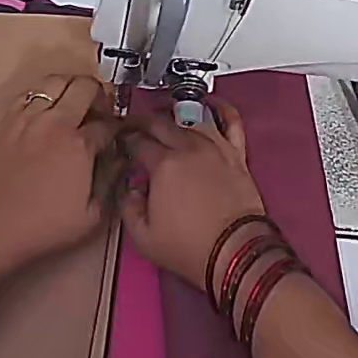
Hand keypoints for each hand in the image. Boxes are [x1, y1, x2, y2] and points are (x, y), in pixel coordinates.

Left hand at [0, 75, 122, 275]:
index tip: (118, 136)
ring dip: (73, 88)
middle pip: (86, 87)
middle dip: (101, 96)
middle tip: (101, 114)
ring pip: (56, 81)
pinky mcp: (7, 122)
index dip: (118, 128)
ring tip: (76, 105)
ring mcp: (27, 118)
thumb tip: (120, 158)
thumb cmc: (44, 227)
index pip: (108, 122)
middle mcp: (54, 123)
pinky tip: (46, 112)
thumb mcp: (91, 216)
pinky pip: (30, 93)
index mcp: (78, 145)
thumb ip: (111, 181)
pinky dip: (44, 94)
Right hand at [121, 101, 267, 291]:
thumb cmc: (192, 246)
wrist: (235, 252)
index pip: (137, 142)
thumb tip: (129, 191)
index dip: (125, 140)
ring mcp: (215, 148)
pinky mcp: (236, 155)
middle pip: (160, 123)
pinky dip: (222, 109)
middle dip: (142, 123)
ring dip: (173, 115)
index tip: (121, 144)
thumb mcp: (143, 236)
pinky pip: (231, 122)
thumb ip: (128, 207)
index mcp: (163, 165)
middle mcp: (188, 149)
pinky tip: (211, 105)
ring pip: (190, 119)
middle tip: (135, 127)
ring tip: (164, 117)